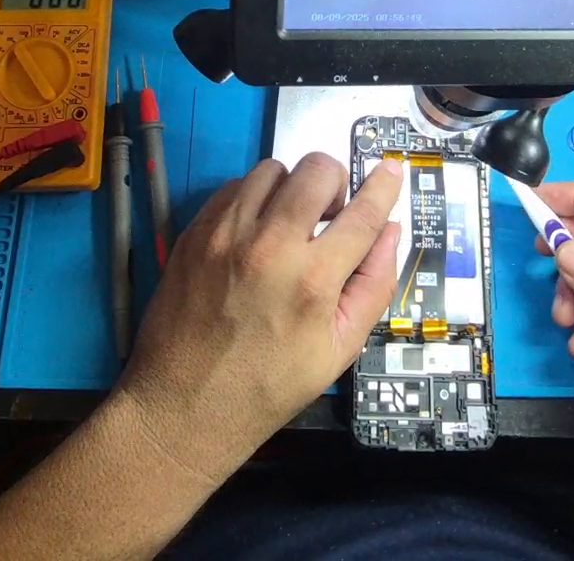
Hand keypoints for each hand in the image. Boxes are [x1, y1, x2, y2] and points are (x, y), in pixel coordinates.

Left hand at [114, 154, 402, 481]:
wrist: (181, 405)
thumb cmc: (269, 385)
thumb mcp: (339, 350)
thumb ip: (374, 286)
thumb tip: (391, 231)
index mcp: (313, 280)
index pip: (362, 214)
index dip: (384, 186)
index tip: (392, 169)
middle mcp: (270, 244)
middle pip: (317, 170)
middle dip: (335, 183)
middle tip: (330, 214)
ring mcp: (226, 232)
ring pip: (274, 169)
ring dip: (292, 188)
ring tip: (289, 222)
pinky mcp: (195, 230)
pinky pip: (235, 186)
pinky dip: (254, 199)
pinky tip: (255, 231)